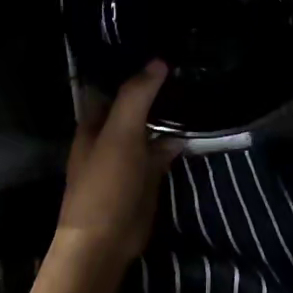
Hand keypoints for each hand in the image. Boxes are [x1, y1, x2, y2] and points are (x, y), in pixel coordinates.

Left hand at [55, 61, 181, 266]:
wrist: (106, 241)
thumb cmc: (105, 184)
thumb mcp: (120, 134)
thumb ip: (136, 97)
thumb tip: (159, 62)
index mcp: (94, 124)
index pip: (113, 86)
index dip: (132, 68)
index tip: (162, 51)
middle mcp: (110, 137)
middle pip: (133, 106)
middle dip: (155, 90)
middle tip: (187, 67)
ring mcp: (129, 158)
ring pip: (151, 128)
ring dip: (169, 114)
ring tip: (198, 89)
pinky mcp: (147, 178)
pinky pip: (163, 151)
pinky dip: (177, 141)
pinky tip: (197, 127)